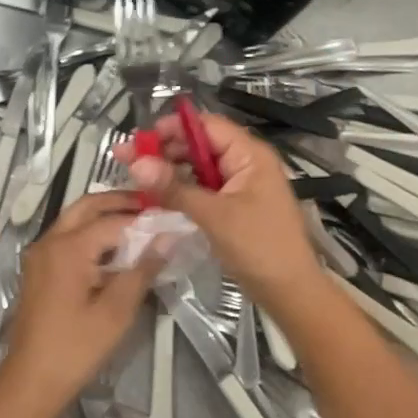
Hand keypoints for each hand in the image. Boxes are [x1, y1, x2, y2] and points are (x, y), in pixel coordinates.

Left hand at [0, 192, 161, 417]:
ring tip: (139, 224)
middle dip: (120, 202)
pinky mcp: (38, 268)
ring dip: (104, 215)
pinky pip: (66, 237)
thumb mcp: (116, 311)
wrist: (31, 380)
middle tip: (153, 207)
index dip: (145, 219)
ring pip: (75, 219)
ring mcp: (40, 253)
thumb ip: (142, 269)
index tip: (173, 219)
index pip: (114, 220)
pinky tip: (114, 250)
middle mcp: (50, 240)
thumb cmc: (76, 348)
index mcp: (68, 247)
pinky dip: (90, 233)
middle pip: (88, 206)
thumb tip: (167, 238)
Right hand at [117, 112, 321, 306]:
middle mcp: (246, 163)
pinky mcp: (235, 206)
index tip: (139, 140)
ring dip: (170, 170)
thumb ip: (174, 187)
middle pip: (200, 144)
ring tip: (136, 177)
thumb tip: (135, 163)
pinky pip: (204, 188)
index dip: (172, 128)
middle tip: (127, 160)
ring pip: (199, 167)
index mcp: (250, 155)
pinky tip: (156, 196)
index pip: (206, 126)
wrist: (291, 292)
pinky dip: (181, 189)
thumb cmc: (258, 247)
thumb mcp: (213, 215)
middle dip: (164, 149)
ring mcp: (241, 185)